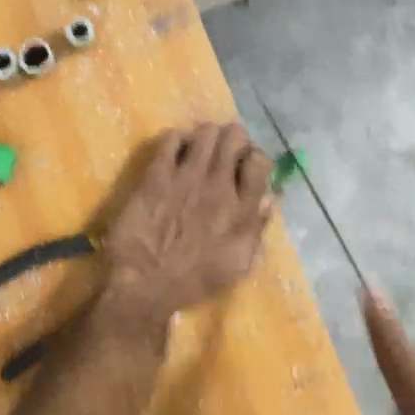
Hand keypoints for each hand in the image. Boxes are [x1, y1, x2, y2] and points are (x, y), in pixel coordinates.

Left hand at [102, 124, 275, 324]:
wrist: (144, 283)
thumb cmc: (193, 280)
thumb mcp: (238, 264)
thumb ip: (257, 229)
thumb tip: (271, 199)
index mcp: (242, 209)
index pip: (260, 161)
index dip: (253, 157)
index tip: (244, 164)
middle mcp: (219, 186)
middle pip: (235, 137)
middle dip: (231, 138)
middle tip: (221, 151)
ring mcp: (187, 177)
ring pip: (205, 132)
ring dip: (205, 136)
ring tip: (197, 149)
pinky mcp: (157, 174)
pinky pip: (171, 139)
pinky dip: (175, 140)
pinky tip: (173, 152)